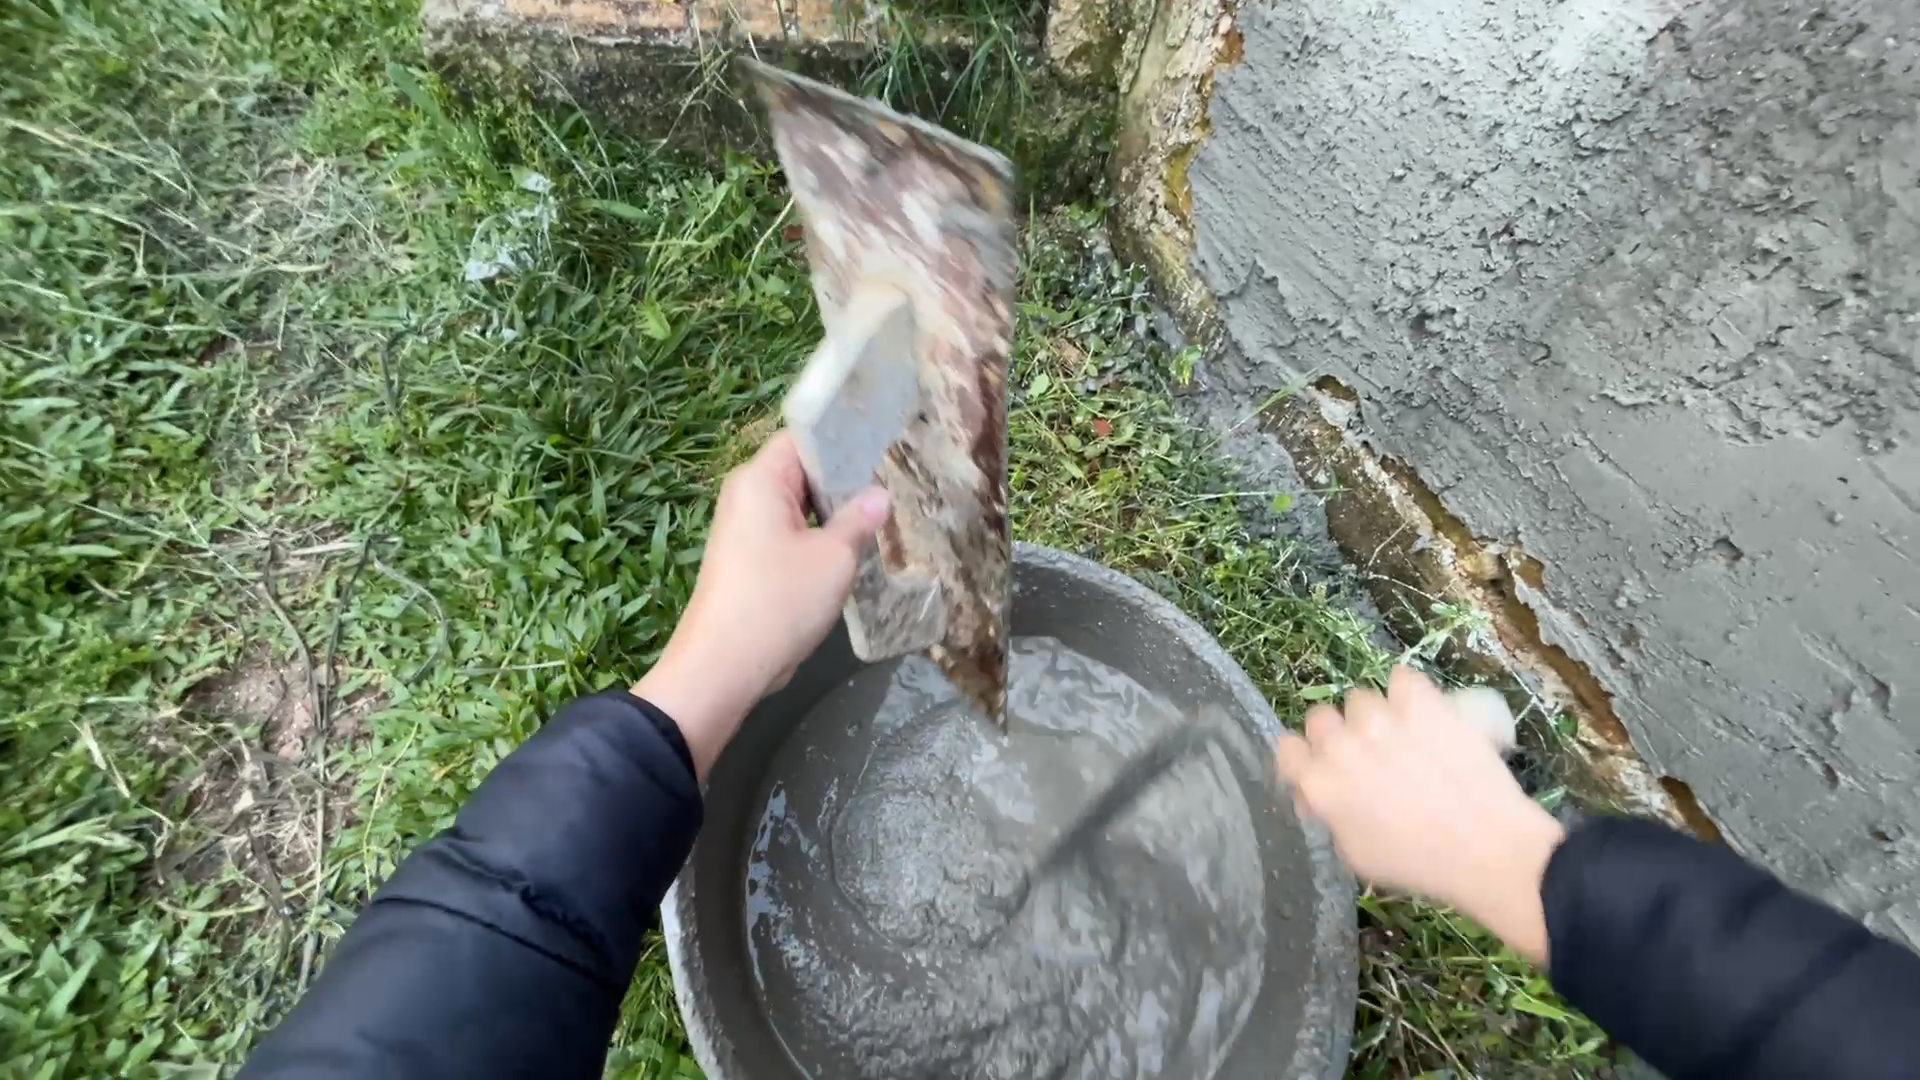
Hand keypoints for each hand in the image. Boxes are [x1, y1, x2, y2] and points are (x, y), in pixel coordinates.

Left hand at [636, 431, 889, 780]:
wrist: (724, 667)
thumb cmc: (780, 601)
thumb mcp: (834, 558)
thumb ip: (859, 520)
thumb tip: (880, 495)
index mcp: (760, 480)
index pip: (803, 438)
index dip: (842, 441)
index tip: (882, 452)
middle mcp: (746, 496)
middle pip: (801, 471)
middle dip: (842, 480)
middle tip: (889, 488)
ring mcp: (743, 529)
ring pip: (797, 506)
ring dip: (831, 513)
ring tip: (876, 518)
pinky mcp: (747, 559)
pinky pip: (788, 533)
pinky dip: (815, 537)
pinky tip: (847, 550)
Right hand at [1275, 665, 1564, 964]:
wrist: (1495, 855)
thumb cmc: (1420, 865)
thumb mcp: (1355, 855)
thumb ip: (1327, 815)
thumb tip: (1316, 793)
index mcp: (1319, 782)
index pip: (1286, 747)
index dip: (1304, 757)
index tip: (1323, 769)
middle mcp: (1340, 744)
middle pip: (1319, 718)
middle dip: (1336, 735)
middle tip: (1365, 757)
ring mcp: (1380, 719)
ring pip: (1360, 700)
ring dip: (1373, 718)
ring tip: (1402, 739)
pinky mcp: (1421, 703)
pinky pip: (1401, 679)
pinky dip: (1407, 693)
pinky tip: (1419, 712)